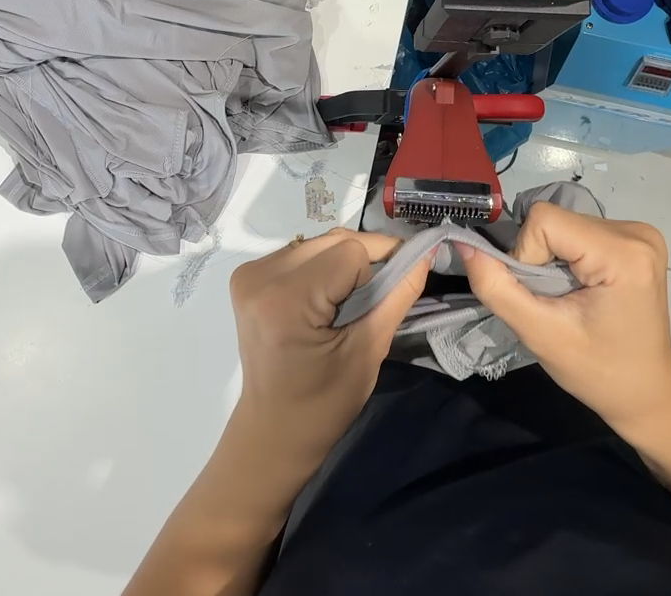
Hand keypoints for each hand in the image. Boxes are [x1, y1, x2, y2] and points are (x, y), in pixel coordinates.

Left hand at [228, 229, 429, 450]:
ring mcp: (250, 274)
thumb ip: (397, 295)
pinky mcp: (245, 276)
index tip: (389, 297)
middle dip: (364, 260)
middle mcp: (261, 277)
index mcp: (287, 300)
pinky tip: (323, 298)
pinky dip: (320, 266)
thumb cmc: (323, 403)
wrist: (273, 429)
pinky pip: (299, 252)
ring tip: (349, 302)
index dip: (380, 269)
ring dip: (342, 261)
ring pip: (318, 242)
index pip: (352, 252)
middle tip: (377, 297)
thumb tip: (426, 253)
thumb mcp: (368, 350)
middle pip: (333, 240)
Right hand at [462, 203, 670, 436]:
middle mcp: (636, 232)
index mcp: (623, 253)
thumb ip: (496, 287)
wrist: (647, 394)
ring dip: (551, 258)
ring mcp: (638, 233)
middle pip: (553, 220)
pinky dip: (565, 256)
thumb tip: (463, 243)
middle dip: (539, 258)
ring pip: (561, 223)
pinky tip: (581, 288)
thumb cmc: (598, 372)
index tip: (542, 296)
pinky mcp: (634, 239)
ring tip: (569, 297)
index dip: (527, 255)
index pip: (544, 220)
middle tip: (555, 300)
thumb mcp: (539, 334)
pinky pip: (576, 230)